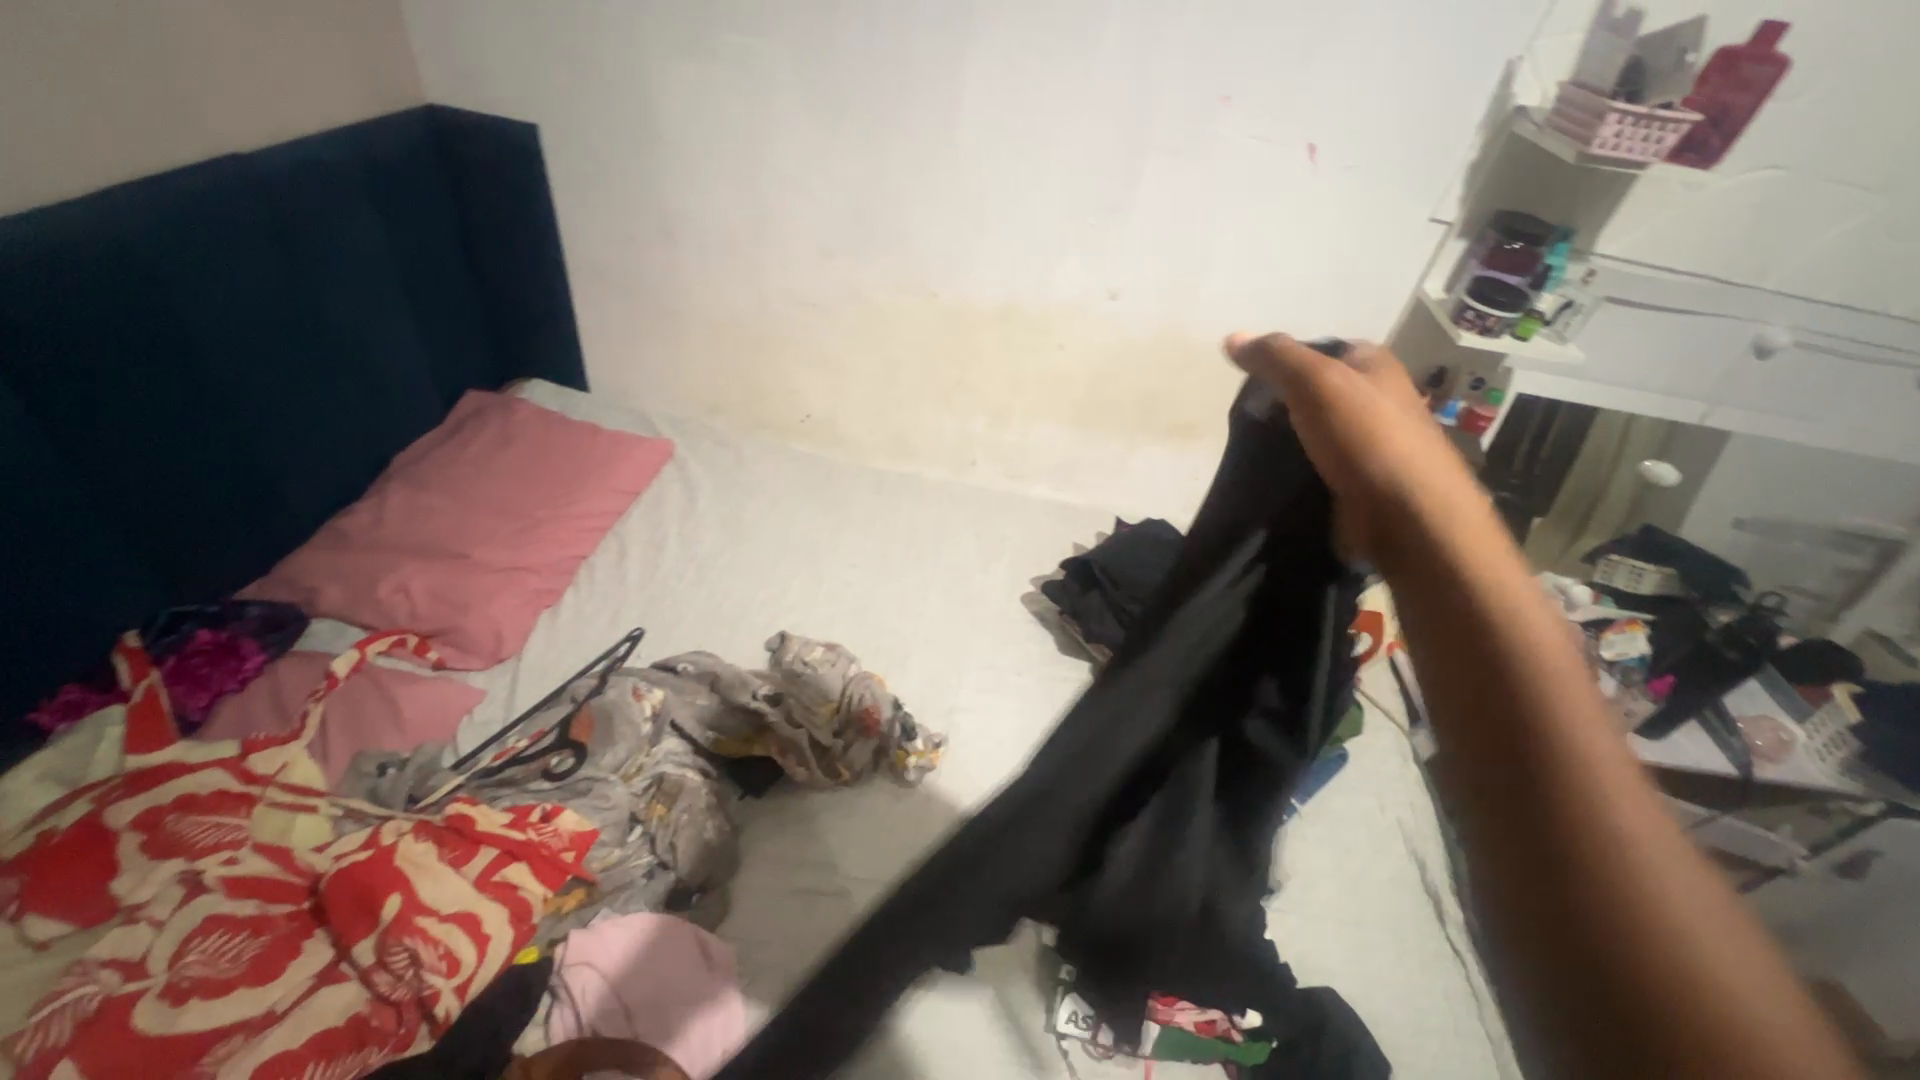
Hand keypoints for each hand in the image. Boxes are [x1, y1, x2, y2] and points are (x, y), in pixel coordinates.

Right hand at [1222, 333, 1485, 565]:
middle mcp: (1374, 400)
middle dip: (1279, 405)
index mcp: (1373, 365)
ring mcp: (1367, 444)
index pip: (1319, 350)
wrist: (1406, 515)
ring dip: (1282, 443)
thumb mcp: (1314, 382)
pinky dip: (1292, 472)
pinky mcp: (1356, 483)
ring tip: (1245, 450)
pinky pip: (1314, 468)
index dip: (1282, 361)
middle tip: (1241, 420)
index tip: (1247, 381)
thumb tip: (1231, 338)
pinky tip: (1267, 478)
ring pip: (1311, 434)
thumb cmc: (1365, 437)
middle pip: (1312, 393)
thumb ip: (1274, 358)